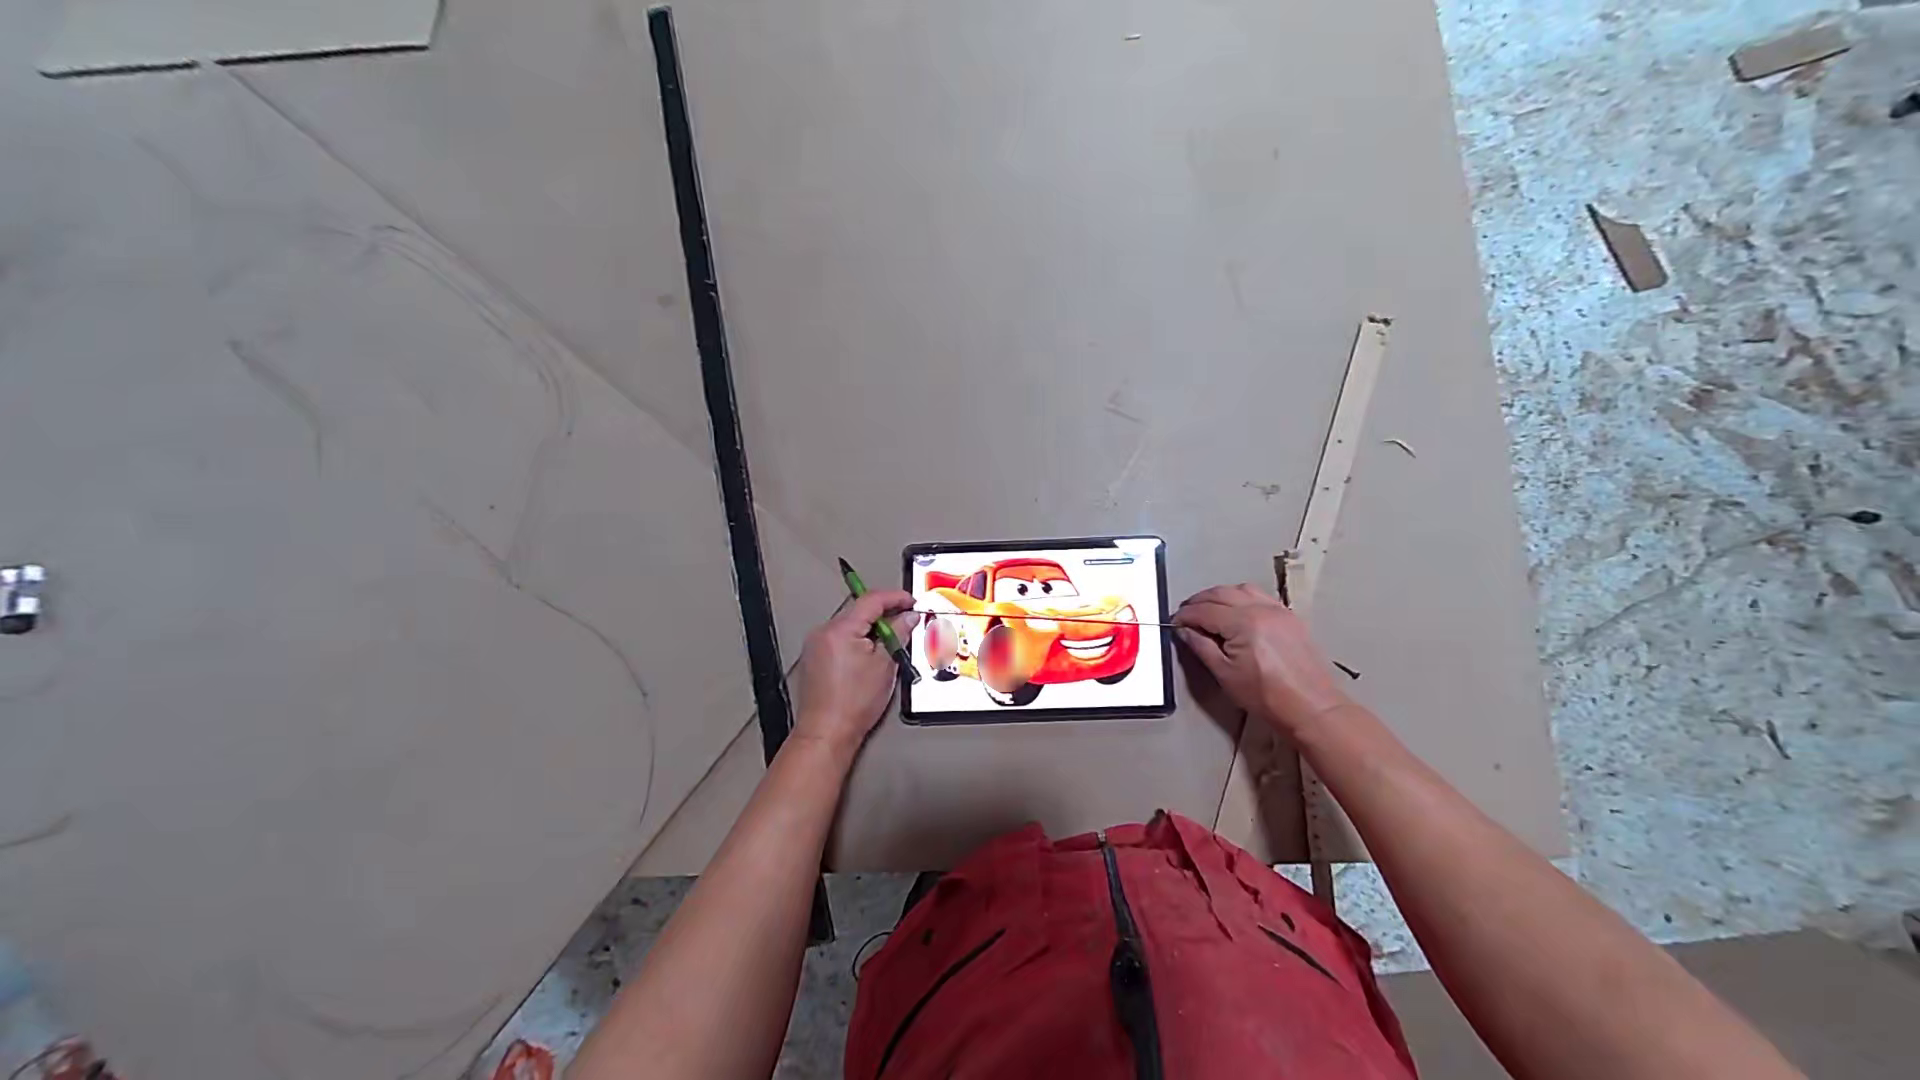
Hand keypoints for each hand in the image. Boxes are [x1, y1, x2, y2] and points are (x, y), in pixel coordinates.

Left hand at [789, 589, 916, 755]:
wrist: (827, 732)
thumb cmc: (853, 704)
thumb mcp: (885, 665)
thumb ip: (898, 634)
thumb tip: (908, 617)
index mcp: (840, 629)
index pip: (871, 600)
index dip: (895, 598)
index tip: (910, 602)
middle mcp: (824, 632)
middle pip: (860, 612)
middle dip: (885, 616)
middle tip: (906, 624)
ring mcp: (816, 645)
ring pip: (850, 626)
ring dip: (871, 630)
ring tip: (889, 649)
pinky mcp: (814, 657)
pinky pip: (840, 638)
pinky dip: (858, 641)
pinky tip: (870, 658)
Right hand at [1172, 584, 1353, 737]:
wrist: (1311, 707)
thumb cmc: (1268, 696)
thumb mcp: (1225, 674)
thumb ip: (1202, 647)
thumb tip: (1186, 632)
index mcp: (1243, 622)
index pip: (1204, 610)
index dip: (1185, 615)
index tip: (1175, 623)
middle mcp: (1261, 609)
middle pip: (1220, 593)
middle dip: (1198, 601)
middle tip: (1186, 614)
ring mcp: (1278, 611)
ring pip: (1241, 589)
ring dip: (1220, 595)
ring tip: (1208, 609)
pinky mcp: (1289, 617)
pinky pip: (1260, 596)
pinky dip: (1241, 597)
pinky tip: (1235, 610)